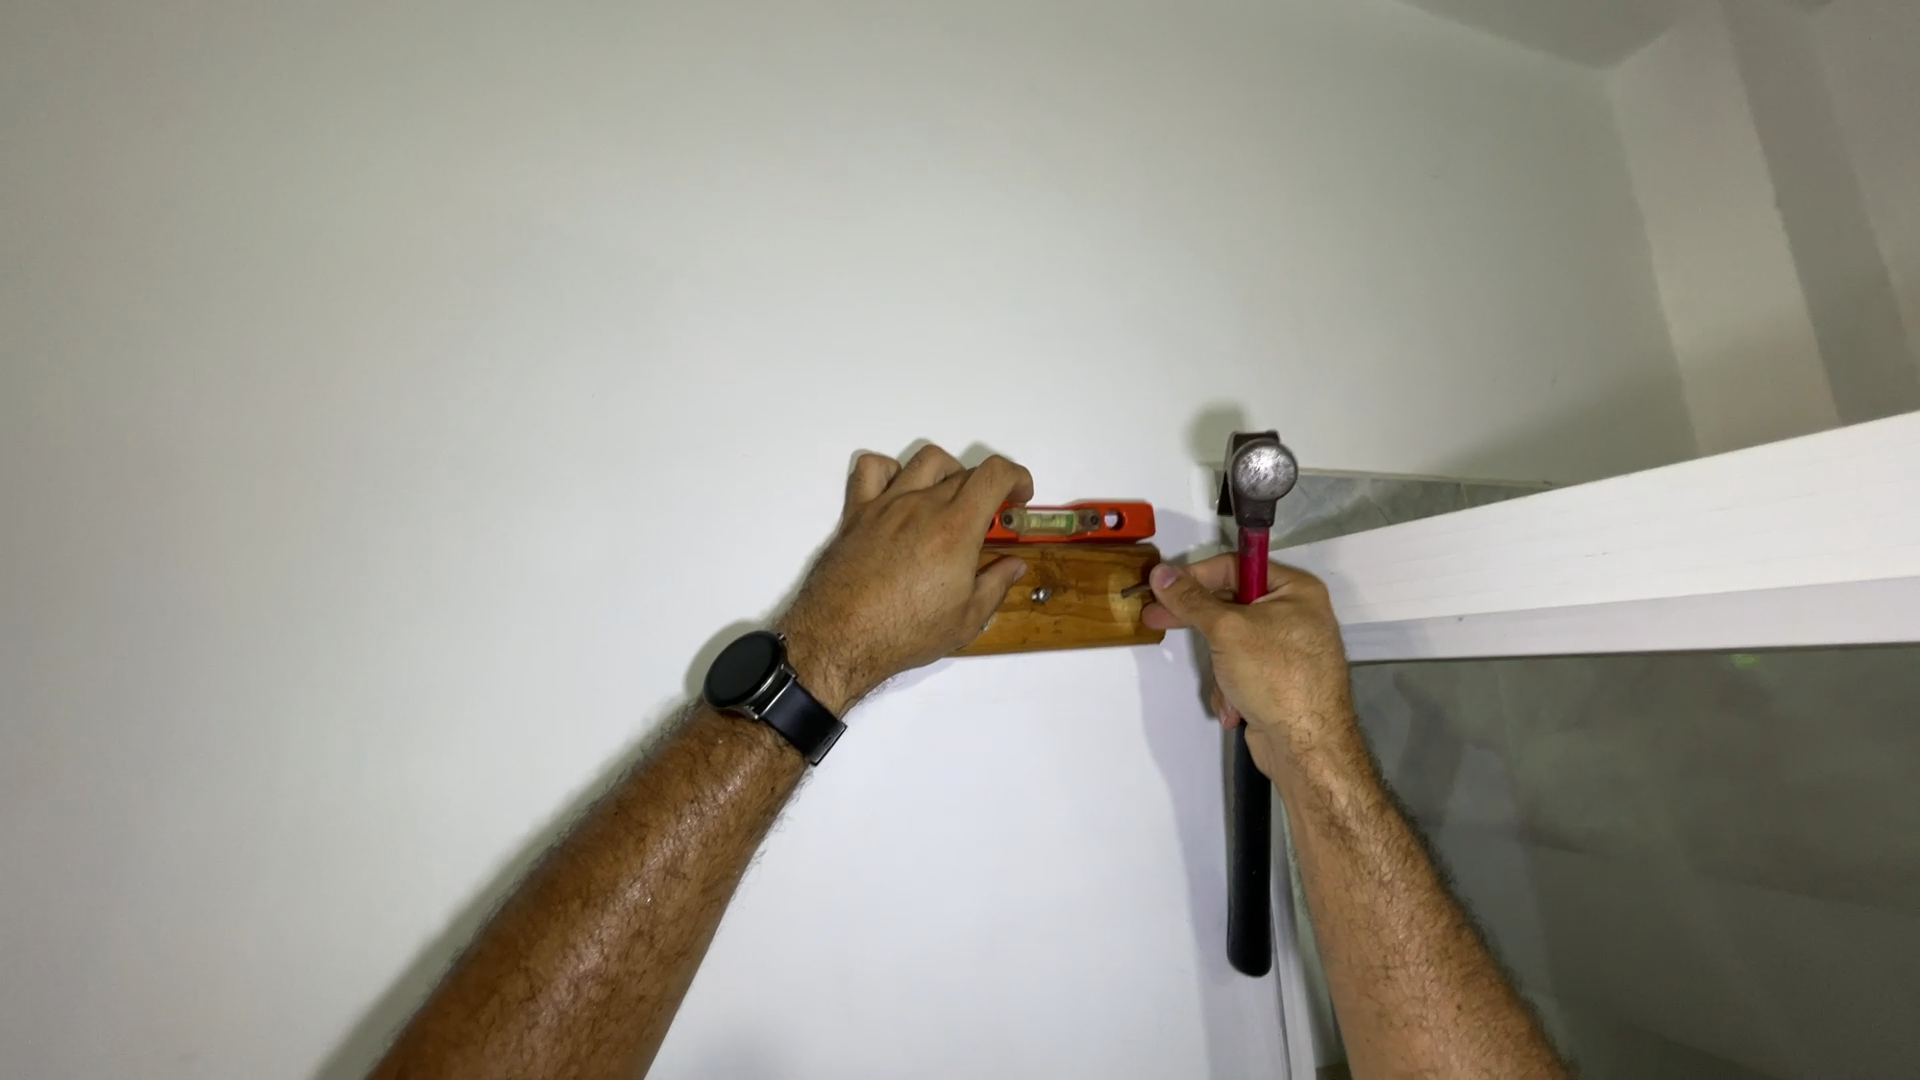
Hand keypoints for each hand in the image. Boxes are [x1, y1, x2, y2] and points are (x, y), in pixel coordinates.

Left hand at [779, 445, 1033, 712]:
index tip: (1020, 496)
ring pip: (925, 461)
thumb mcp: (966, 620)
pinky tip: (900, 492)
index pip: (994, 475)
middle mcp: (922, 505)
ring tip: (950, 499)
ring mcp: (886, 505)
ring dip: (948, 472)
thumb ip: (995, 585)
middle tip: (989, 517)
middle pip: (964, 472)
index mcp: (955, 528)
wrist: (840, 640)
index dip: (1017, 477)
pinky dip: (892, 470)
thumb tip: (1013, 566)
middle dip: (987, 488)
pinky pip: (872, 469)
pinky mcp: (857, 513)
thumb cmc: (905, 634)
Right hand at [1141, 555, 1358, 782]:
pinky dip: (1230, 684)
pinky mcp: (1277, 676)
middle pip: (1229, 602)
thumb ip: (1190, 599)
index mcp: (1294, 589)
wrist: (1306, 746)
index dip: (1195, 576)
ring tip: (1224, 685)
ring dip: (1218, 665)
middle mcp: (1294, 612)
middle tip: (1155, 617)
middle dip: (1199, 623)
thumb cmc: (1276, 677)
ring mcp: (1286, 647)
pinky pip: (1239, 666)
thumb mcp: (1226, 629)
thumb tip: (1161, 574)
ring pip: (1230, 639)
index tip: (1163, 587)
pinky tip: (1235, 704)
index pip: (1233, 567)